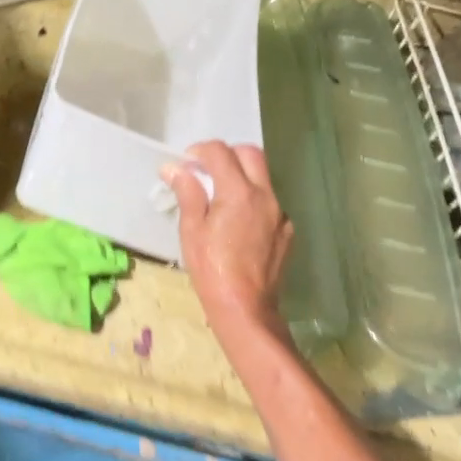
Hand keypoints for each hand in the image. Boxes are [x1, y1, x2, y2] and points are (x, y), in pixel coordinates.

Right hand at [163, 141, 293, 345]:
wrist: (245, 308)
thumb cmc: (211, 268)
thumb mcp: (191, 229)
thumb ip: (187, 192)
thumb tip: (174, 168)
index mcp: (238, 192)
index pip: (220, 152)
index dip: (200, 151)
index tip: (186, 163)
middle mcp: (265, 196)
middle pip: (250, 154)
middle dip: (227, 155)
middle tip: (206, 171)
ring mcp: (279, 213)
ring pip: (262, 178)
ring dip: (241, 176)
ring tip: (220, 197)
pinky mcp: (286, 230)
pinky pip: (269, 202)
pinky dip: (252, 200)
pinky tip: (238, 222)